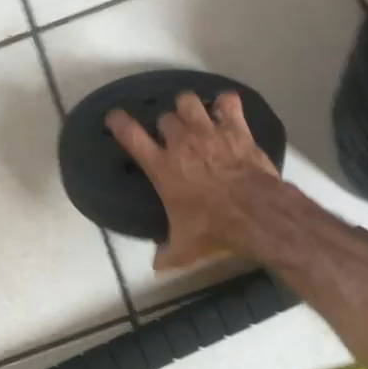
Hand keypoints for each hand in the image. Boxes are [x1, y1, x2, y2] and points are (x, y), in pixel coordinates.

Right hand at [106, 91, 290, 270]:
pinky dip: (225, 104)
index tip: (115, 117)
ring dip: (189, 108)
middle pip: (165, 118)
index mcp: (162, 168)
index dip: (120, 124)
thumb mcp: (184, 249)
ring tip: (195, 118)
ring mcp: (209, 132)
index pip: (131, 137)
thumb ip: (167, 255)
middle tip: (173, 139)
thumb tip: (157, 267)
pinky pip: (227, 101)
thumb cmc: (213, 228)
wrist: (253, 213)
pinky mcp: (236, 129)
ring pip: (189, 101)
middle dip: (166, 126)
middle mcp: (182, 143)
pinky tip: (225, 111)